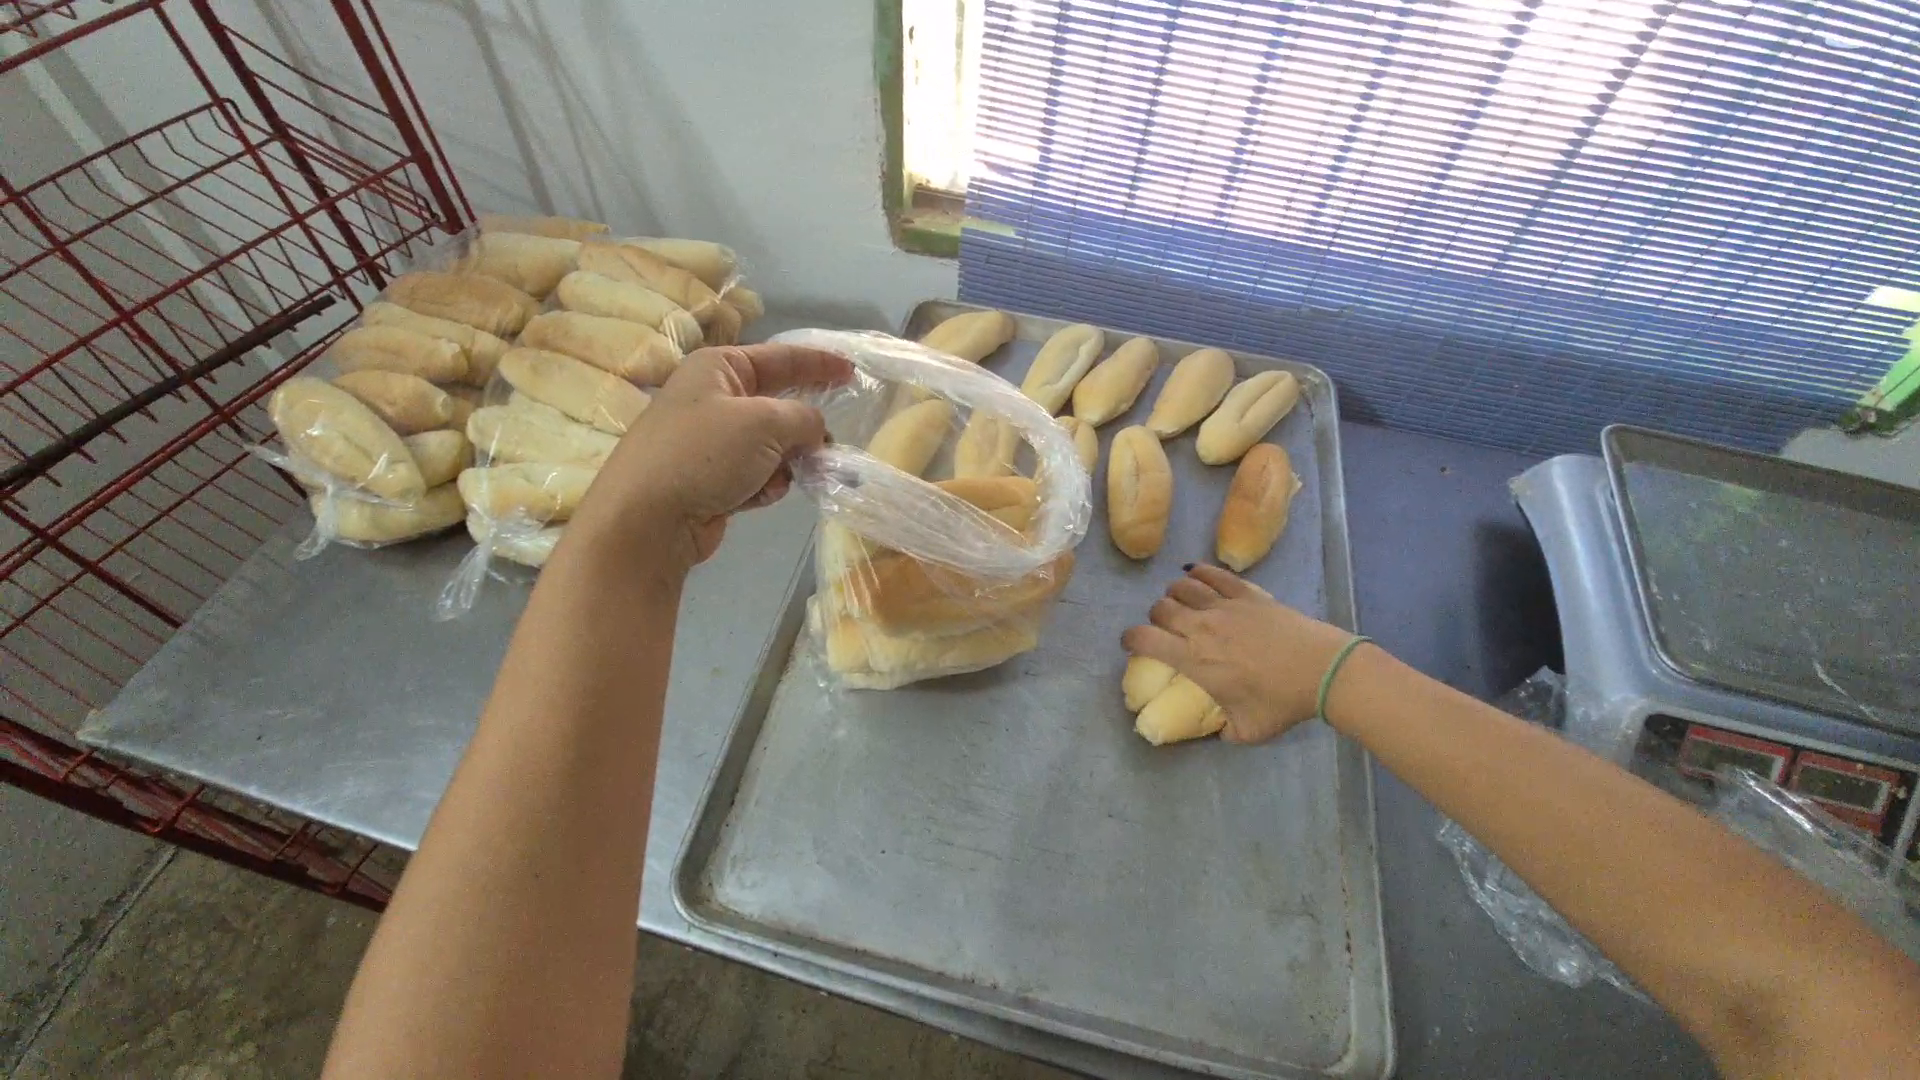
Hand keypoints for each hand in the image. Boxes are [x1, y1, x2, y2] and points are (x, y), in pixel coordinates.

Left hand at [571, 344, 852, 567]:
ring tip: (778, 477)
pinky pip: (757, 474)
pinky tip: (755, 497)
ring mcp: (710, 442)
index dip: (819, 363)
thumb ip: (805, 419)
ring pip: (772, 445)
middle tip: (826, 445)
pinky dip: (764, 485)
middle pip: (777, 406)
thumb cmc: (704, 454)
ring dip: (784, 463)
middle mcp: (712, 399)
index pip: (780, 357)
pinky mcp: (711, 479)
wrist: (647, 519)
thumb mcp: (765, 423)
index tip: (853, 371)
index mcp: (718, 368)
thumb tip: (815, 433)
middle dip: (801, 428)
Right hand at [1121, 564, 1364, 743]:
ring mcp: (1224, 606)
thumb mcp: (1247, 731)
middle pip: (1160, 608)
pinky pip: (1213, 574)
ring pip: (1181, 586)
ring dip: (1174, 594)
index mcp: (1193, 659)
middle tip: (1165, 628)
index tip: (1132, 644)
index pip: (1144, 639)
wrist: (1323, 670)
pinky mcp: (1246, 594)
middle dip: (1156, 618)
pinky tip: (1196, 575)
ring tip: (1181, 603)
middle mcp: (1200, 627)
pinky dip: (1199, 572)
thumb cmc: (1282, 702)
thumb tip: (1218, 731)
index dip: (1130, 639)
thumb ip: (1224, 731)